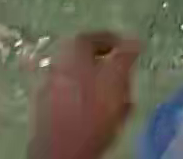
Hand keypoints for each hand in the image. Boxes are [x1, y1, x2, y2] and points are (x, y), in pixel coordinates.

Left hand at [30, 33, 141, 158]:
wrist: (62, 152)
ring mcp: (49, 90)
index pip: (97, 36)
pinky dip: (90, 106)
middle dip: (110, 71)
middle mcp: (57, 64)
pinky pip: (75, 103)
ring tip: (120, 104)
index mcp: (72, 48)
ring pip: (82, 83)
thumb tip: (135, 41)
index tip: (130, 52)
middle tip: (125, 81)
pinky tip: (103, 119)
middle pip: (88, 60)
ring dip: (102, 90)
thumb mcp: (116, 78)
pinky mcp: (47, 114)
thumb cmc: (91, 110)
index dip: (117, 43)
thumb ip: (126, 56)